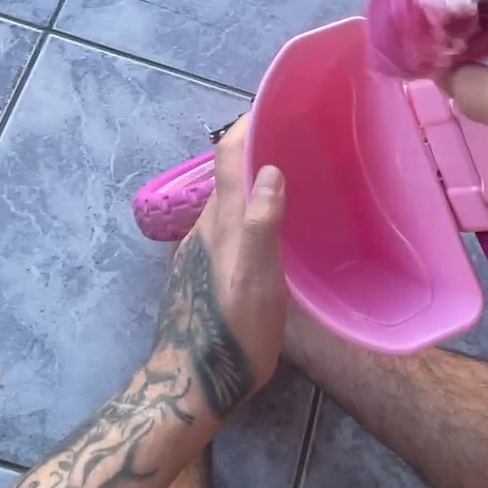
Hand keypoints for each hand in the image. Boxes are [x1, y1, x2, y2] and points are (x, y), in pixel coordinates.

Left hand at [151, 119, 286, 420]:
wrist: (190, 383)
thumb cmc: (233, 332)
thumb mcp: (260, 280)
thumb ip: (263, 224)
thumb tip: (270, 168)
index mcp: (223, 219)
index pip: (228, 153)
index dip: (248, 123)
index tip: (276, 104)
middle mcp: (207, 224)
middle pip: (228, 170)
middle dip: (256, 146)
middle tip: (297, 139)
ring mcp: (200, 247)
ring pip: (228, 197)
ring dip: (253, 178)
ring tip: (291, 177)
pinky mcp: (202, 267)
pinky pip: (228, 221)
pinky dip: (249, 207)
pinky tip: (270, 226)